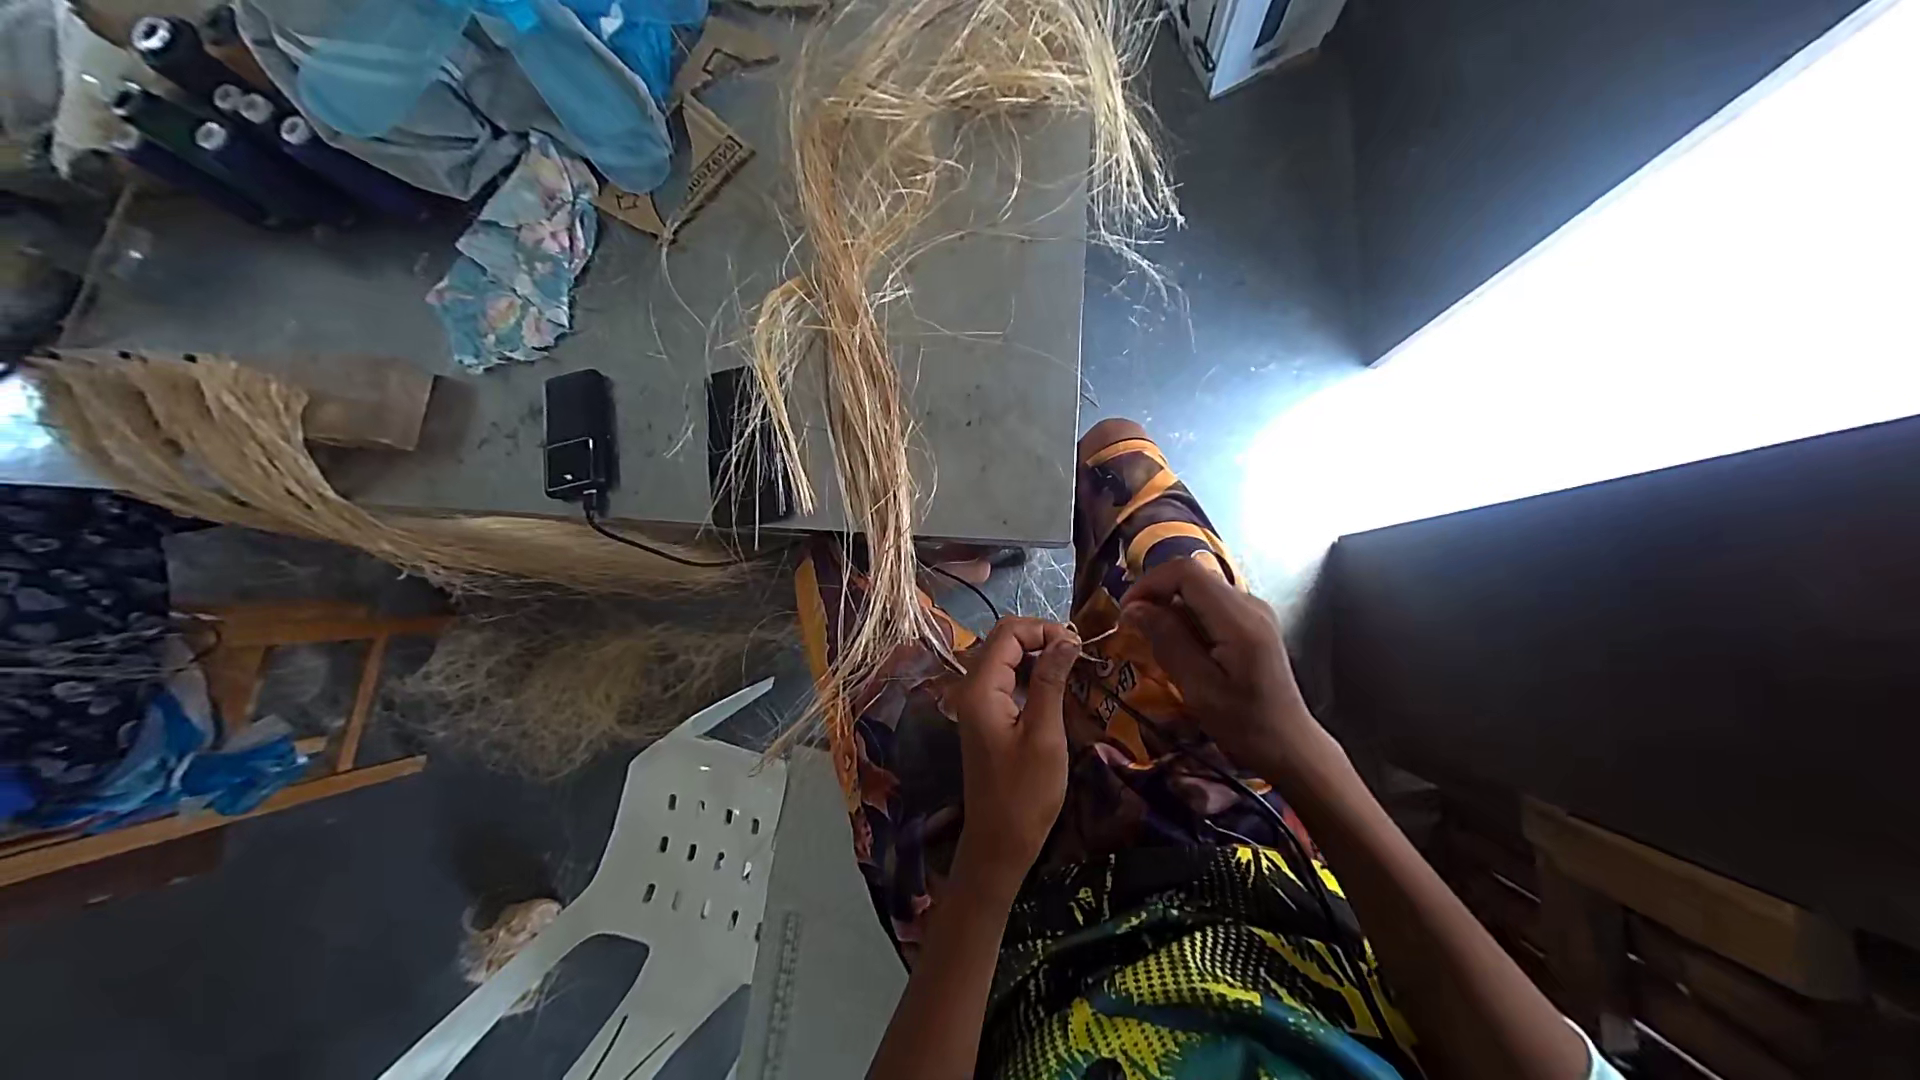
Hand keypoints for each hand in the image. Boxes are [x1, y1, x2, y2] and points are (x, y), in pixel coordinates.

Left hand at [949, 617, 1077, 894]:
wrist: (999, 842)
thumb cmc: (1025, 793)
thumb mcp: (1045, 735)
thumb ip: (1051, 681)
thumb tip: (1066, 639)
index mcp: (980, 689)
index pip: (1007, 633)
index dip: (1043, 629)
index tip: (1077, 645)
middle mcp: (972, 688)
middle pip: (1003, 640)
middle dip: (1040, 637)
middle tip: (1077, 652)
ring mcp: (977, 703)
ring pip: (1005, 658)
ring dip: (1037, 654)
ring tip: (1072, 664)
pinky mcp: (986, 716)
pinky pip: (1006, 679)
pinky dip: (1031, 673)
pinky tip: (1056, 684)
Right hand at [1119, 557, 1326, 776]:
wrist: (1289, 745)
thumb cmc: (1244, 724)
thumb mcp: (1199, 688)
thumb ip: (1168, 641)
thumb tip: (1134, 608)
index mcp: (1239, 620)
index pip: (1187, 572)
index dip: (1150, 583)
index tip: (1127, 612)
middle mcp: (1250, 604)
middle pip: (1192, 576)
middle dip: (1156, 595)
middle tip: (1134, 629)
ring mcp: (1254, 611)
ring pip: (1198, 589)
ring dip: (1169, 607)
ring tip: (1154, 640)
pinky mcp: (1252, 621)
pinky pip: (1208, 604)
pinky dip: (1185, 616)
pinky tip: (1180, 646)